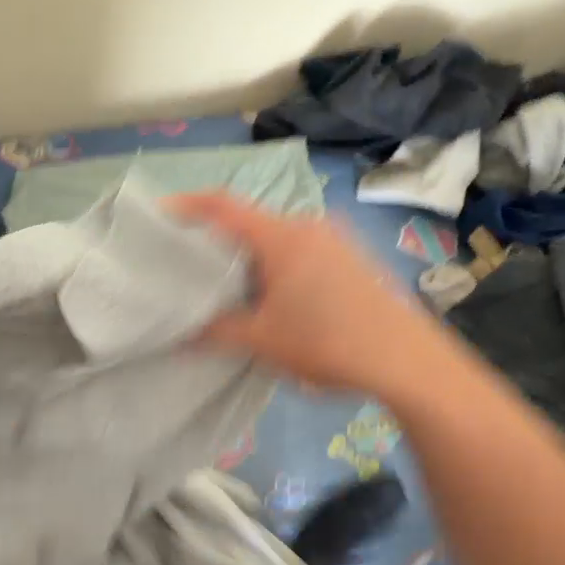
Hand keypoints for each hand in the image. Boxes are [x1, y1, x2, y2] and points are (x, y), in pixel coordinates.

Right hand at [168, 192, 444, 393]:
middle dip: (218, 242)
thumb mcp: (261, 340)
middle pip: (250, 223)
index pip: (224, 206)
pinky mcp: (351, 258)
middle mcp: (308, 226)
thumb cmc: (326, 343)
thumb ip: (216, 330)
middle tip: (189, 267)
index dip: (188, 204)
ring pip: (276, 239)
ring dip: (249, 258)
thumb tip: (182, 333)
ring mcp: (335, 240)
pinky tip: (271, 298)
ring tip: (228, 289)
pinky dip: (276, 266)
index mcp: (282, 237)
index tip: (160, 212)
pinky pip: (300, 252)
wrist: (404, 359)